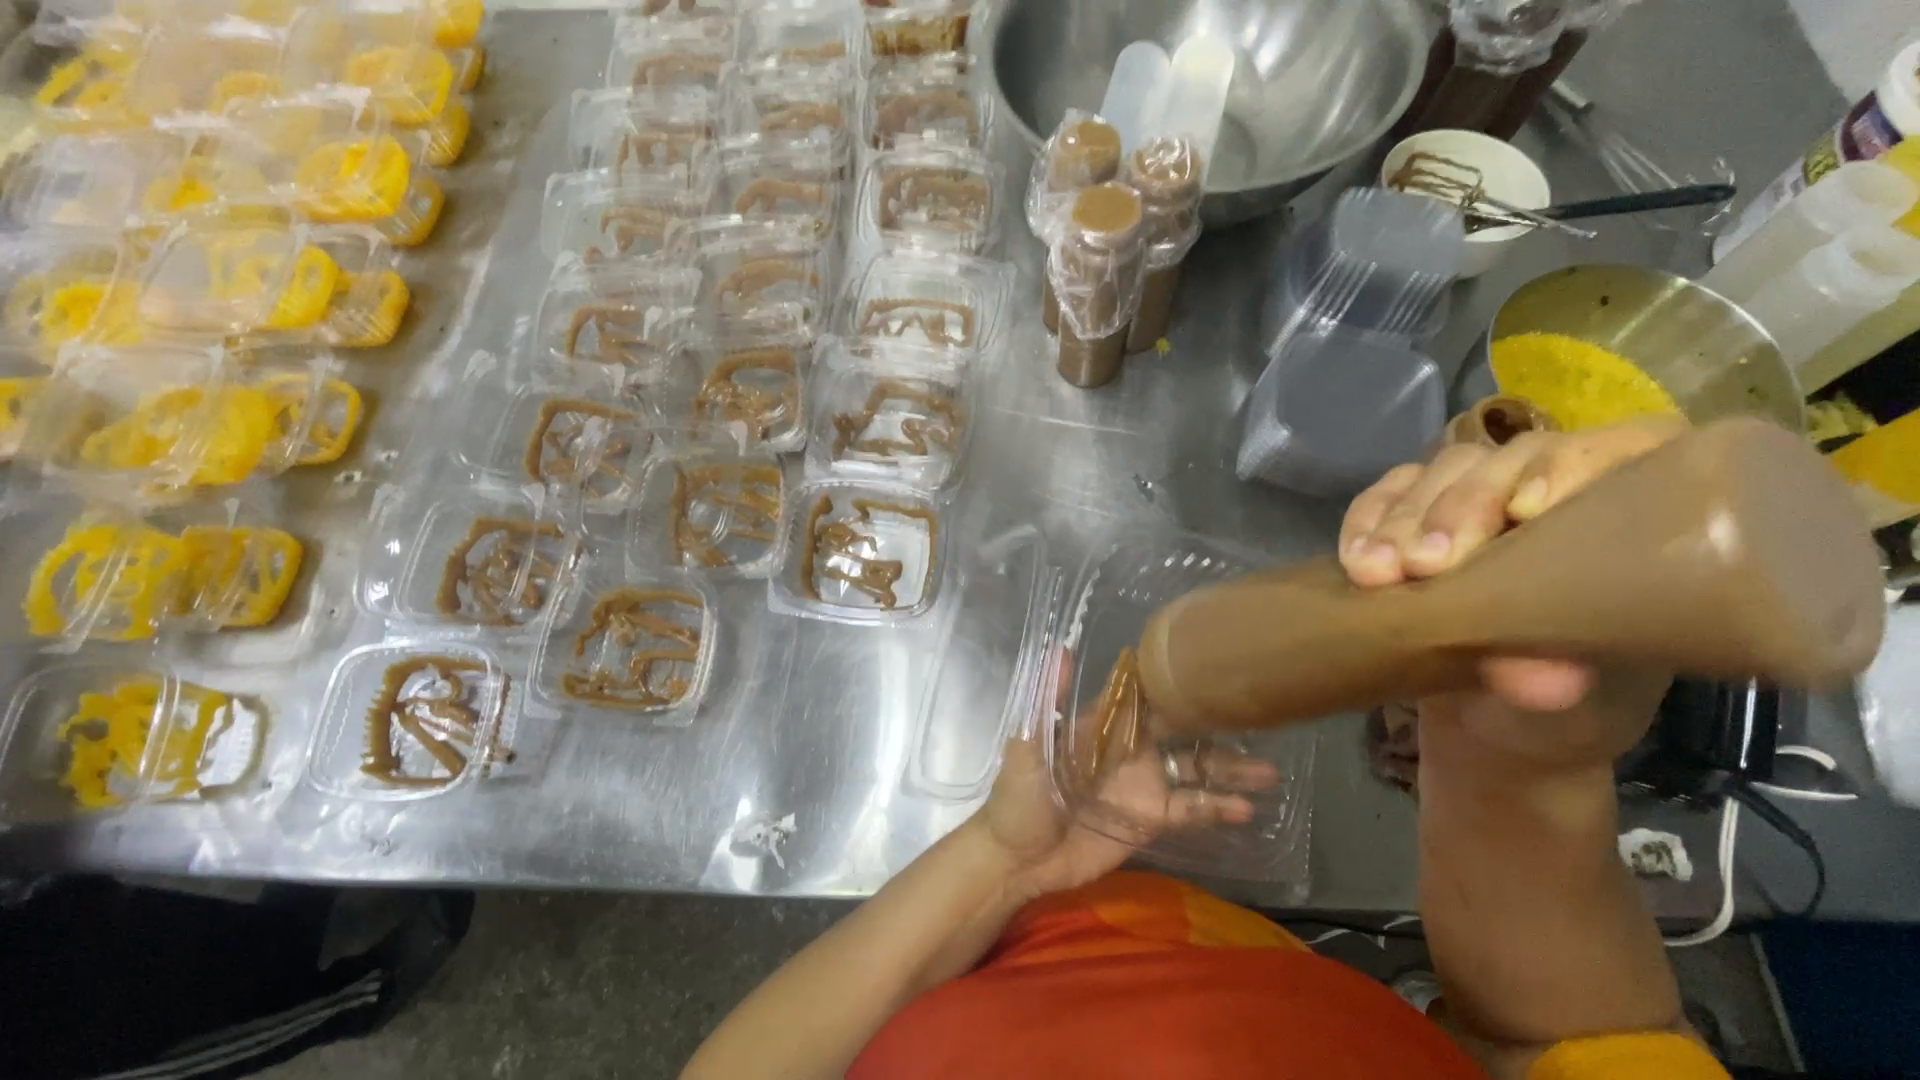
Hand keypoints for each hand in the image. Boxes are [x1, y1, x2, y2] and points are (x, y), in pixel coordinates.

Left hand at [975, 657, 1279, 899]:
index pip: (1145, 695)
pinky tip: (1246, 808)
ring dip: (1229, 769)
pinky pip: (1189, 810)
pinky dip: (1217, 808)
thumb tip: (1061, 647)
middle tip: (1260, 719)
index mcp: (1102, 725)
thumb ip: (1049, 701)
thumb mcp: (1028, 746)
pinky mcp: (1150, 820)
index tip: (1214, 667)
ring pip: (1194, 770)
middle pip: (1182, 731)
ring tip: (1269, 772)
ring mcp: (1143, 785)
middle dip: (1218, 726)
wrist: (1017, 861)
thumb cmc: (1018, 798)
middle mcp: (1130, 749)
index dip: (1176, 682)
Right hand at [1337, 416, 1686, 772]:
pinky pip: (1386, 495)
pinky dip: (1365, 521)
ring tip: (1376, 575)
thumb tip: (1539, 676)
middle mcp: (1555, 494)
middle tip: (1424, 567)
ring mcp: (1480, 501)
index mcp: (1633, 524)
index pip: (1624, 452)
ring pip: (1443, 471)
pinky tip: (1353, 561)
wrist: (1497, 728)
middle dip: (1460, 506)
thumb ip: (1561, 681)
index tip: (1526, 512)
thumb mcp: (1577, 707)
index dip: (1575, 464)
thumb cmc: (1562, 708)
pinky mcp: (1417, 516)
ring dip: (1402, 518)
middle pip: (1511, 459)